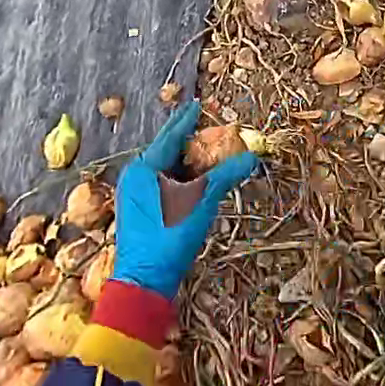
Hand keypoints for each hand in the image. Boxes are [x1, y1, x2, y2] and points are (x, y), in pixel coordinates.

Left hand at [108, 101, 258, 298]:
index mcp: (143, 168)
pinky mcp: (139, 213)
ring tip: (205, 155)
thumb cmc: (169, 235)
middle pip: (165, 152)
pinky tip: (193, 185)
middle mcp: (134, 177)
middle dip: (187, 142)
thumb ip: (224, 176)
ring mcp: (133, 196)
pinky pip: (161, 187)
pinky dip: (179, 181)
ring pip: (163, 171)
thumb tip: (250, 156)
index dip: (186, 120)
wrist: (144, 281)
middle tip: (206, 129)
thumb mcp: (200, 202)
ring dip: (185, 164)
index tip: (197, 105)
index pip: (169, 136)